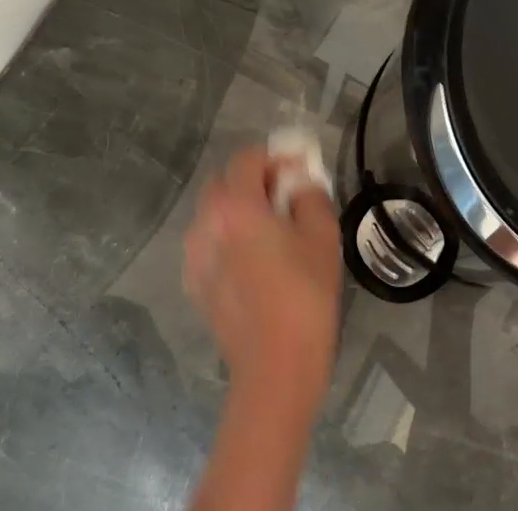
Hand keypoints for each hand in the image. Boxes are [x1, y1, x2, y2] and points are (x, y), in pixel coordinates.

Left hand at [183, 138, 342, 404]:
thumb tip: (299, 182)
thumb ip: (309, 195)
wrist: (276, 361)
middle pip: (223, 183)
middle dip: (253, 180)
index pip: (246, 159)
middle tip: (286, 194)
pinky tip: (257, 260)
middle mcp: (205, 225)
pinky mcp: (195, 284)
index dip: (274, 156)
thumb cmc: (305, 292)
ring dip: (239, 209)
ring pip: (213, 214)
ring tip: (273, 229)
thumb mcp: (322, 234)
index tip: (299, 167)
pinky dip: (229, 237)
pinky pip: (210, 243)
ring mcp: (194, 257)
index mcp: (236, 207)